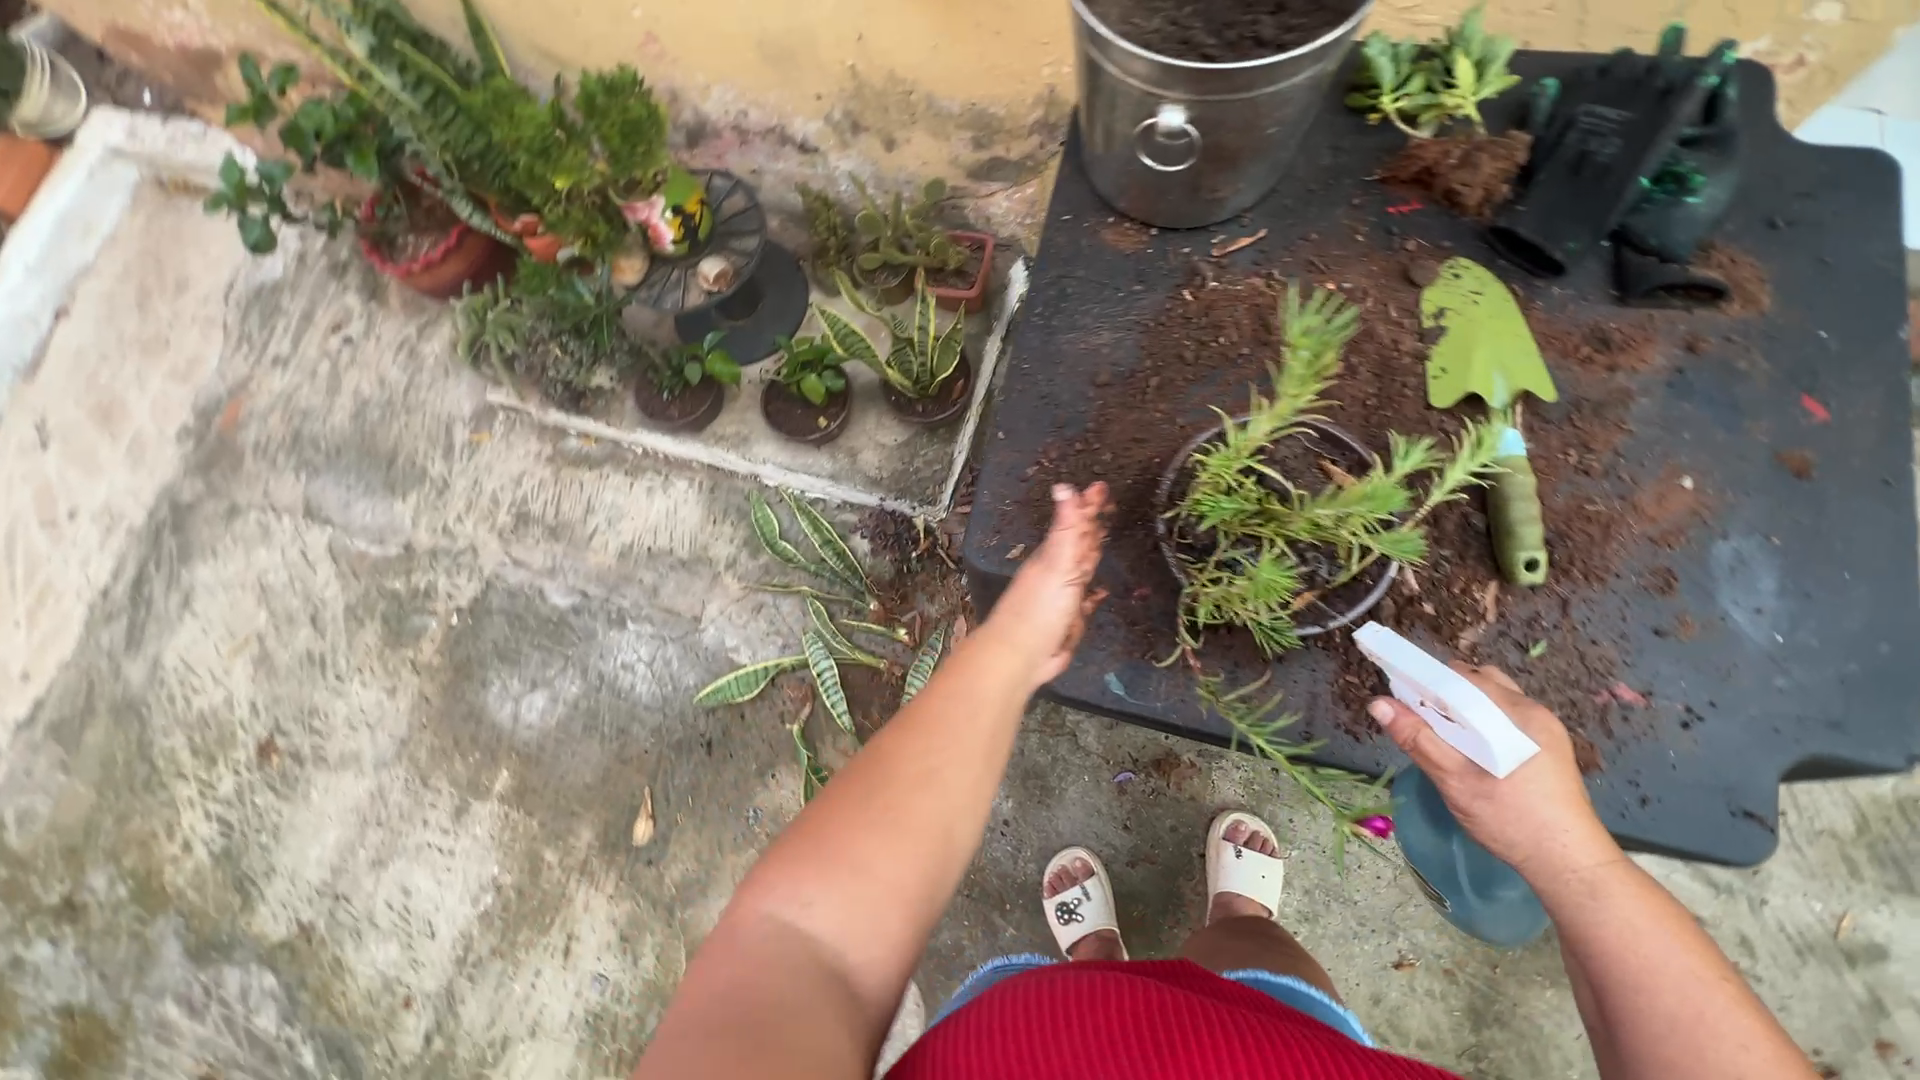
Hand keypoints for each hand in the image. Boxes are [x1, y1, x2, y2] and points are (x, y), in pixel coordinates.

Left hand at [981, 483, 1108, 689]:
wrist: (1021, 654)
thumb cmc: (1039, 608)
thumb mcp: (1057, 563)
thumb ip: (1066, 527)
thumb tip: (1064, 486)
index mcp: (1054, 555)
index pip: (1076, 523)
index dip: (1089, 505)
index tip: (1100, 485)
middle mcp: (1058, 571)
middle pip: (1079, 542)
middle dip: (1092, 523)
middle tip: (1105, 502)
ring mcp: (1062, 595)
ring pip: (1082, 569)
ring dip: (1091, 553)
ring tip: (1101, 536)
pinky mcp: (1068, 620)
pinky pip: (1086, 602)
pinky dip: (1094, 595)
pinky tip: (1100, 592)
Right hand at [1369, 663, 1623, 887]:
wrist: (1570, 865)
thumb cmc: (1512, 820)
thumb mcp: (1455, 780)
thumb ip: (1418, 738)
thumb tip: (1377, 703)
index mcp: (1517, 713)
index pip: (1462, 677)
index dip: (1425, 679)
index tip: (1398, 696)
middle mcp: (1534, 712)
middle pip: (1478, 683)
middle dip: (1442, 693)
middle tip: (1418, 720)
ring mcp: (1544, 731)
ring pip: (1491, 701)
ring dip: (1462, 709)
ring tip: (1442, 736)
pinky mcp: (1547, 749)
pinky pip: (1504, 719)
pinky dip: (1479, 723)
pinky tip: (1469, 752)